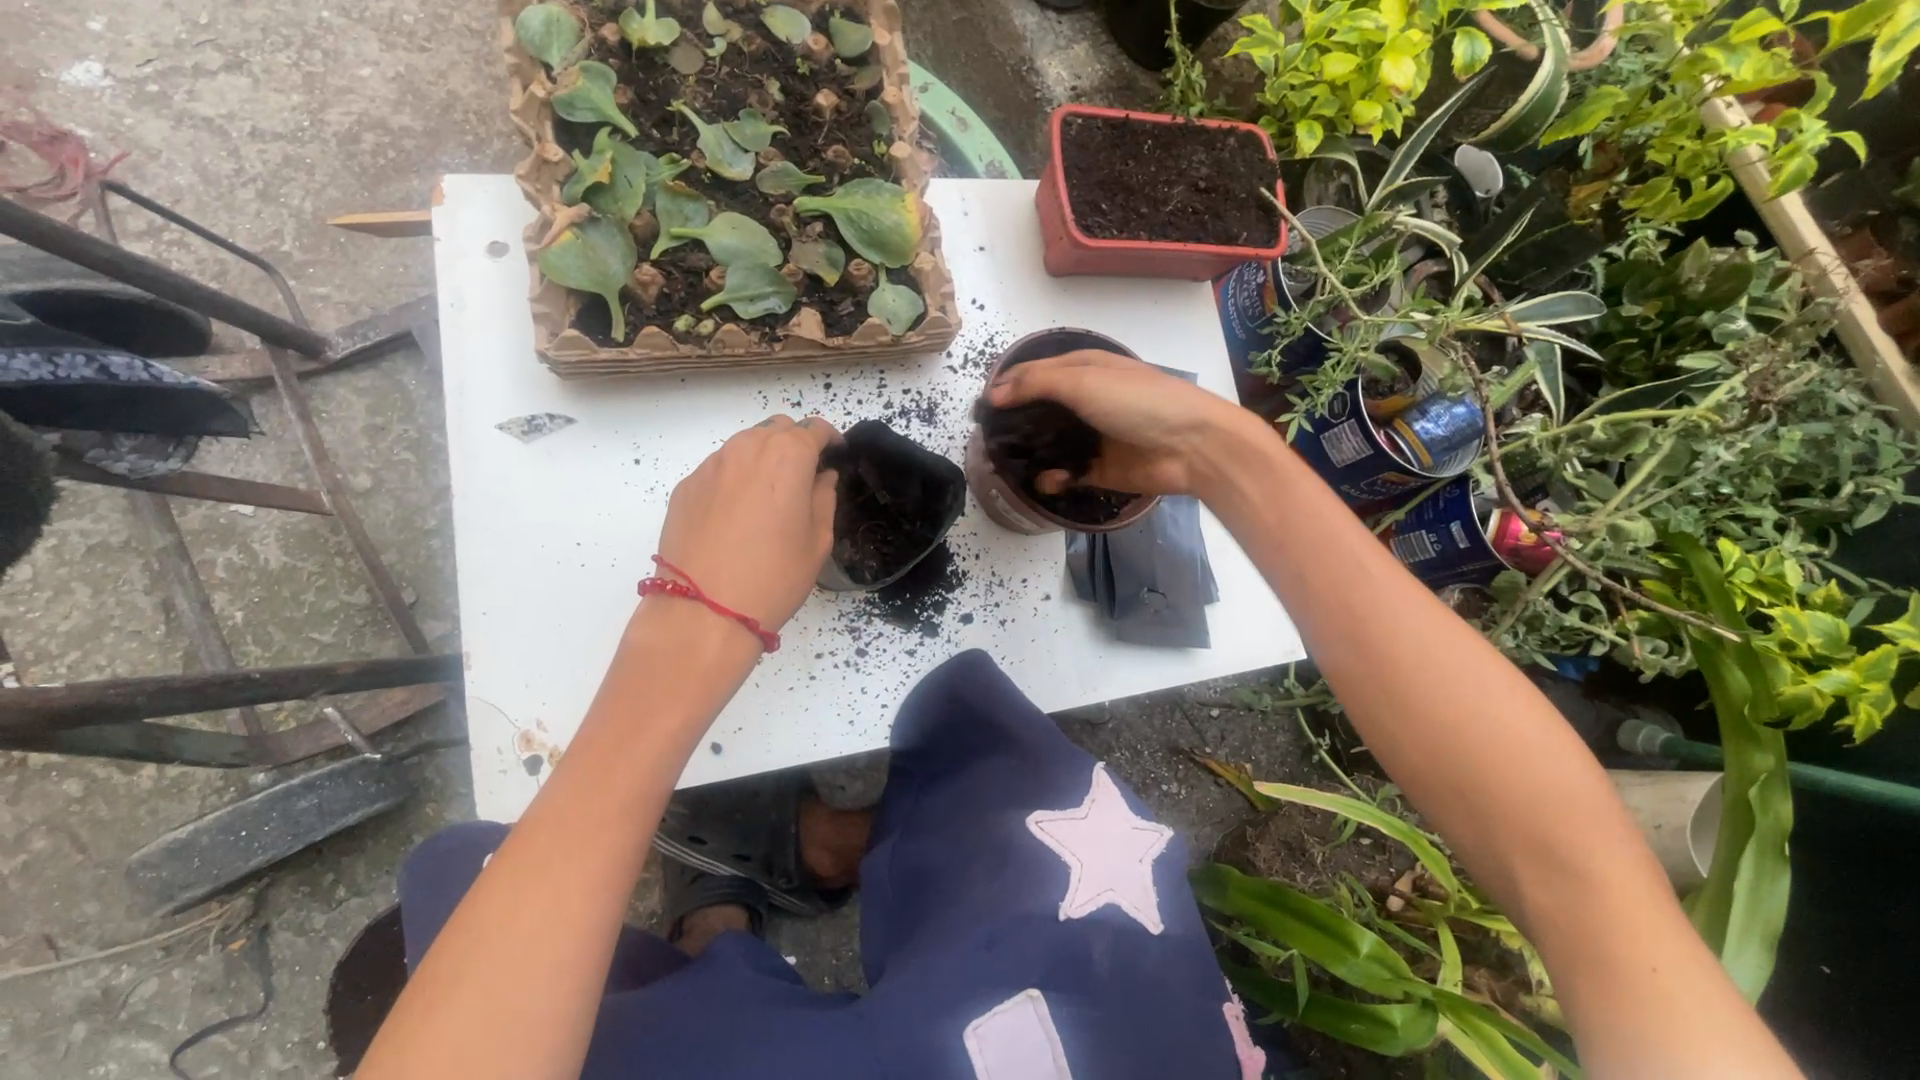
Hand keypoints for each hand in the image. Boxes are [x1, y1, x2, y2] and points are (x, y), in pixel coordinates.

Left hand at [654, 415, 840, 633]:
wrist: (703, 611)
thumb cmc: (774, 578)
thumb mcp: (817, 541)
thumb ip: (824, 498)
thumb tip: (822, 477)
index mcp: (786, 457)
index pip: (814, 429)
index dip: (829, 439)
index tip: (835, 456)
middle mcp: (745, 450)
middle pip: (776, 429)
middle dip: (794, 444)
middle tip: (803, 478)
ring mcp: (710, 466)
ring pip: (744, 446)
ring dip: (762, 460)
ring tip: (769, 498)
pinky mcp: (686, 487)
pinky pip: (718, 470)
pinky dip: (734, 480)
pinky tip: (737, 516)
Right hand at [985, 349, 1269, 496]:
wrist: (1191, 446)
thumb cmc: (1138, 402)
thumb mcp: (1083, 381)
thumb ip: (1035, 383)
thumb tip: (994, 392)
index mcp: (1082, 370)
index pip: (1033, 374)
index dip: (1006, 387)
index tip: (979, 407)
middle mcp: (1084, 401)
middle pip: (1037, 412)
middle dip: (1013, 425)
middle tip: (988, 440)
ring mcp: (1091, 437)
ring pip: (1047, 445)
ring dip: (1030, 455)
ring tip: (1008, 465)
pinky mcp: (1098, 469)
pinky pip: (1066, 474)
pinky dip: (1054, 478)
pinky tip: (1050, 481)